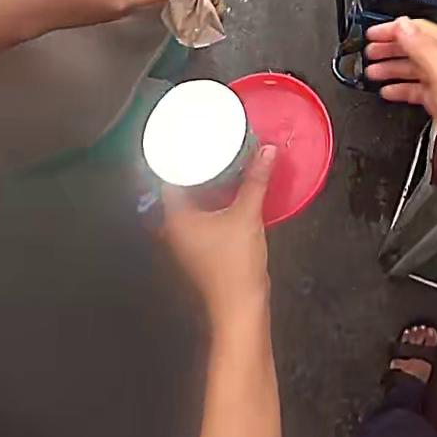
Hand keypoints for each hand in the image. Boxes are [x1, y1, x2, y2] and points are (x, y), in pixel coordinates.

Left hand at [163, 146, 274, 319]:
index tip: (188, 134)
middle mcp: (177, 226)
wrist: (240, 302)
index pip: (168, 178)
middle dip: (195, 164)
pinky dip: (217, 194)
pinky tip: (233, 182)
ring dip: (208, 180)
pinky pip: (206, 209)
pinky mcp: (206, 242)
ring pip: (195, 199)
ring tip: (224, 154)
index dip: (176, 155)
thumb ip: (256, 180)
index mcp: (176, 218)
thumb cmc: (234, 259)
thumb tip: (269, 149)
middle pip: (181, 187)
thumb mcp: (247, 214)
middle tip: (210, 138)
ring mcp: (191, 236)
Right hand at [363, 17, 436, 181]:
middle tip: (369, 51)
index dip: (395, 30)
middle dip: (391, 48)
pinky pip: (417, 92)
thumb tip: (403, 26)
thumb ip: (423, 50)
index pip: (421, 31)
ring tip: (372, 70)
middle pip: (416, 49)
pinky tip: (389, 92)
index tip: (373, 33)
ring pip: (415, 70)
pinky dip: (401, 90)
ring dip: (392, 68)